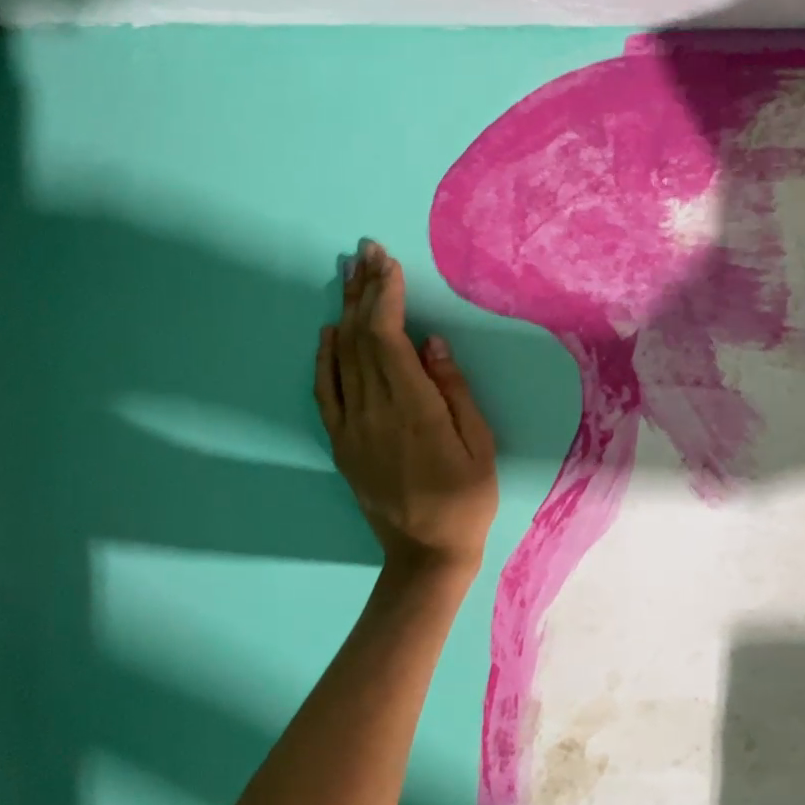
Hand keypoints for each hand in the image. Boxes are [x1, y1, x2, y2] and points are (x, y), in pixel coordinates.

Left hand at [314, 240, 498, 579]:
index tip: (390, 263)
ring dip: (345, 312)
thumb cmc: (466, 499)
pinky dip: (325, 356)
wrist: (426, 553)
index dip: (386, 295)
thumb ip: (454, 391)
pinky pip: (325, 391)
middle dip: (365, 290)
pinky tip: (329, 330)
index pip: (388, 337)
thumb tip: (431, 342)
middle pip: (360, 337)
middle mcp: (374, 410)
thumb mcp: (480, 445)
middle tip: (368, 252)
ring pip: (341, 356)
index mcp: (413, 408)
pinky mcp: (341, 442)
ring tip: (351, 275)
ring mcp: (351, 427)